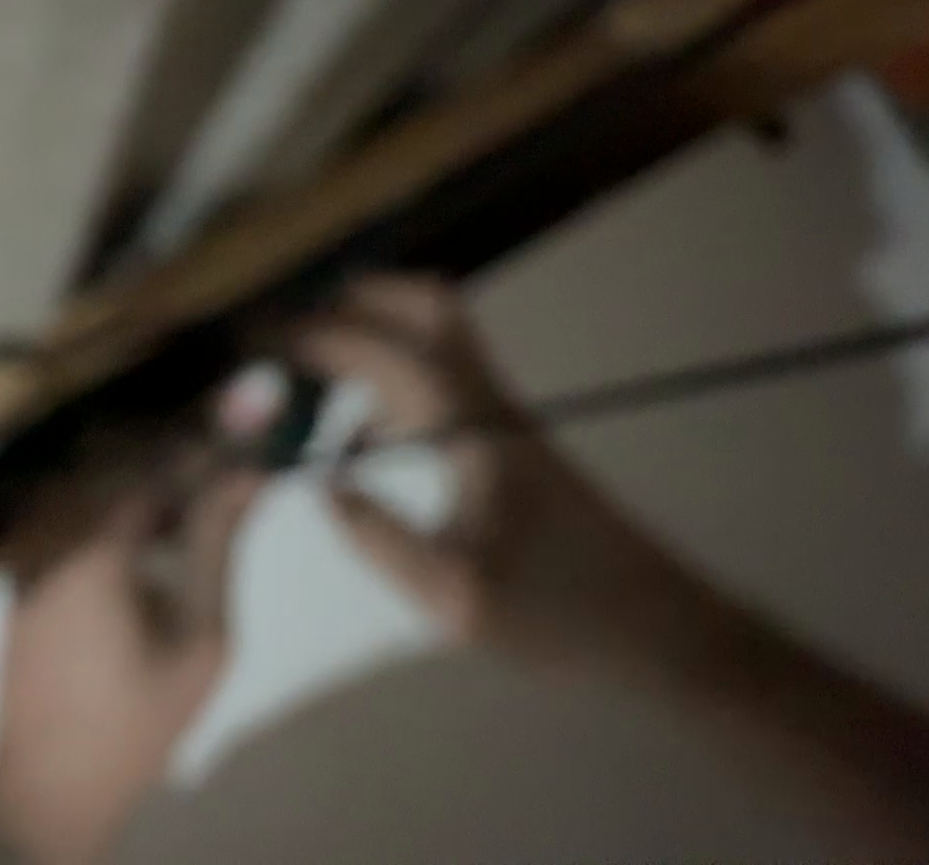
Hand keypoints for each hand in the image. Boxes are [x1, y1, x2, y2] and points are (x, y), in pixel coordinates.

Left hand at [0, 451, 263, 864]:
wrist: (46, 780)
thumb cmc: (134, 720)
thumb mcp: (199, 637)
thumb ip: (218, 544)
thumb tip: (249, 476)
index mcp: (91, 542)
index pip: (158, 458)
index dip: (208, 442)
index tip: (248, 435)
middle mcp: (49, 522)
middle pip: (122, 449)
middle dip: (179, 446)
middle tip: (226, 462)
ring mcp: (26, 535)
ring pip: (93, 466)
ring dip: (147, 467)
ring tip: (195, 490)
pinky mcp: (19, 553)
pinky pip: (70, 496)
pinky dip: (114, 493)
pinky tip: (148, 520)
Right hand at [297, 275, 729, 676]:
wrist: (662, 629)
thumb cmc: (560, 614)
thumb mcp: (455, 596)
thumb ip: (377, 537)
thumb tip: (322, 485)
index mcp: (469, 427)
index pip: (385, 352)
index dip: (319, 338)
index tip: (266, 344)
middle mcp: (485, 400)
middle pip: (426, 305)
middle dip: (353, 299)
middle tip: (294, 329)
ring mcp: (498, 412)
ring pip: (436, 330)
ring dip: (371, 329)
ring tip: (310, 368)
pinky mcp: (504, 433)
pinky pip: (436, 374)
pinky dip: (386, 375)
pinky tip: (355, 435)